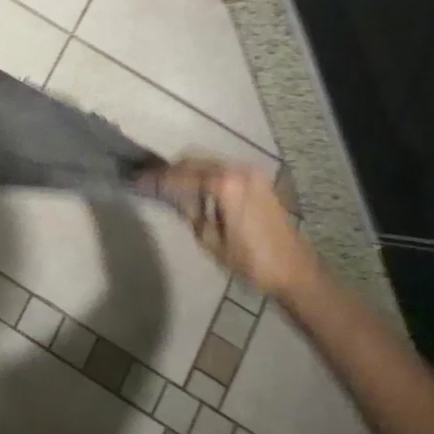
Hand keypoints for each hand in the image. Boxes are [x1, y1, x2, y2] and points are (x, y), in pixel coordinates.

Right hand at [159, 156, 319, 298]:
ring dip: (189, 172)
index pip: (180, 175)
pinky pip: (224, 170)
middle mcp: (237, 171)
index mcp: (224, 184)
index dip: (156, 179)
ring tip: (170, 186)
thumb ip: (189, 212)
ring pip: (208, 164)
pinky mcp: (259, 181)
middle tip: (150, 182)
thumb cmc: (252, 261)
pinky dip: (206, 176)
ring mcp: (251, 174)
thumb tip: (173, 197)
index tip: (137, 181)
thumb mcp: (211, 240)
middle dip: (171, 171)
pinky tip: (196, 190)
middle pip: (194, 162)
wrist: (297, 271)